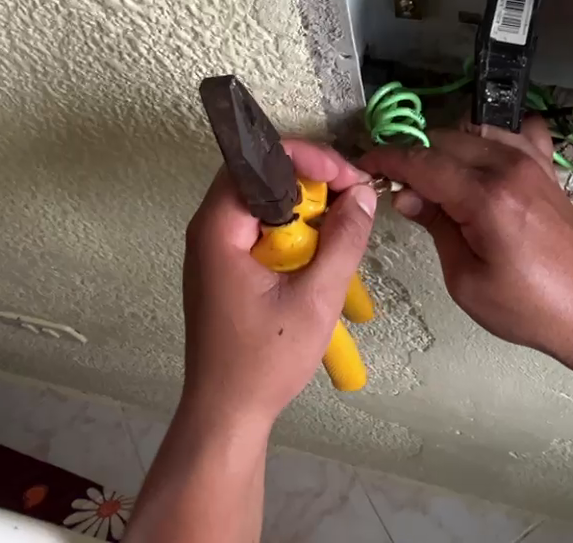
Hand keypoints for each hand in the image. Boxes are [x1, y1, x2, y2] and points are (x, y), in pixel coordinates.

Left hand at [180, 140, 376, 426]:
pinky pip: (261, 224)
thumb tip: (362, 195)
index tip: (345, 176)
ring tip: (345, 213)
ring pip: (263, 199)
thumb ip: (342, 242)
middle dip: (310, 176)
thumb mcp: (315, 300)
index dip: (305, 158)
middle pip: (260, 175)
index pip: (258, 163)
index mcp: (218, 228)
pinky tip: (323, 241)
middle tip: (352, 190)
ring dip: (305, 201)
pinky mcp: (226, 263)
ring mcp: (215, 246)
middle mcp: (209, 228)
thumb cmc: (264, 360)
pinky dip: (294, 224)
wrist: (226, 414)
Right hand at [359, 117, 572, 370]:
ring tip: (434, 176)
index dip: (387, 160)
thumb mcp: (465, 279)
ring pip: (472, 128)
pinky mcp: (546, 166)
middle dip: (413, 155)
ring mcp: (532, 161)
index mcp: (486, 197)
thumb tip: (403, 194)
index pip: (422, 162)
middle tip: (396, 184)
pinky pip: (513, 130)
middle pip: (443, 139)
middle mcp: (508, 166)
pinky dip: (489, 135)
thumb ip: (435, 225)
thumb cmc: (526, 308)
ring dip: (446, 145)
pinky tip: (480, 158)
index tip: (362, 165)